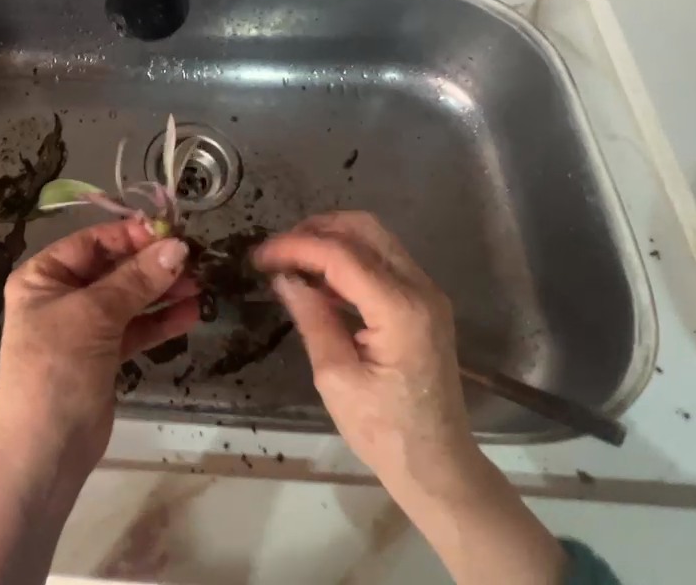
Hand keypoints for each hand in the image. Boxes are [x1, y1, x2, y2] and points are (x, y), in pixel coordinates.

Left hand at [0, 219, 198, 470]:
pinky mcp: (102, 355)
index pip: (92, 242)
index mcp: (43, 276)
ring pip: (128, 299)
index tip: (172, 233)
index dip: (131, 236)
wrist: (45, 450)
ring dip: (162, 291)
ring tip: (201, 285)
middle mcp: (60, 296)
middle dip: (152, 265)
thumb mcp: (94, 315)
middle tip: (196, 261)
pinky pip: (135, 328)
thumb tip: (178, 247)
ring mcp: (82, 327)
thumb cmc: (57, 368)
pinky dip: (160, 321)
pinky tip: (191, 313)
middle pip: (113, 269)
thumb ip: (136, 280)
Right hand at [253, 211, 477, 492]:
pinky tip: (320, 279)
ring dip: (331, 240)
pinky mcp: (424, 302)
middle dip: (315, 230)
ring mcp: (427, 293)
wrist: (437, 465)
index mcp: (400, 310)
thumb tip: (283, 276)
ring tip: (292, 263)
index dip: (295, 246)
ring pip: (375, 238)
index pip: (341, 254)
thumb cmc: (384, 431)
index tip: (258, 255)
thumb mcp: (335, 377)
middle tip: (277, 253)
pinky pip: (383, 259)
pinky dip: (348, 257)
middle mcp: (420, 289)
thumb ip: (311, 318)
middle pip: (364, 229)